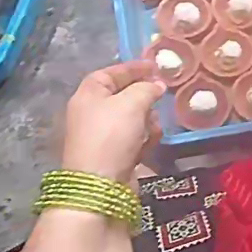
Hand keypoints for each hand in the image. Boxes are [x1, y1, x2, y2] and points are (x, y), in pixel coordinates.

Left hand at [60, 61, 166, 182]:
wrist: (101, 184)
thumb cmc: (112, 136)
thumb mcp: (132, 103)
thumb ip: (147, 88)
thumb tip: (157, 86)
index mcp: (89, 94)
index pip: (111, 72)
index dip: (133, 68)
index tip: (155, 67)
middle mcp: (92, 112)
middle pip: (123, 95)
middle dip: (144, 96)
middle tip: (162, 96)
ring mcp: (103, 135)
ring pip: (132, 118)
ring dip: (147, 120)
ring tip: (154, 126)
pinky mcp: (114, 154)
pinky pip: (134, 138)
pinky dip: (144, 138)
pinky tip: (150, 143)